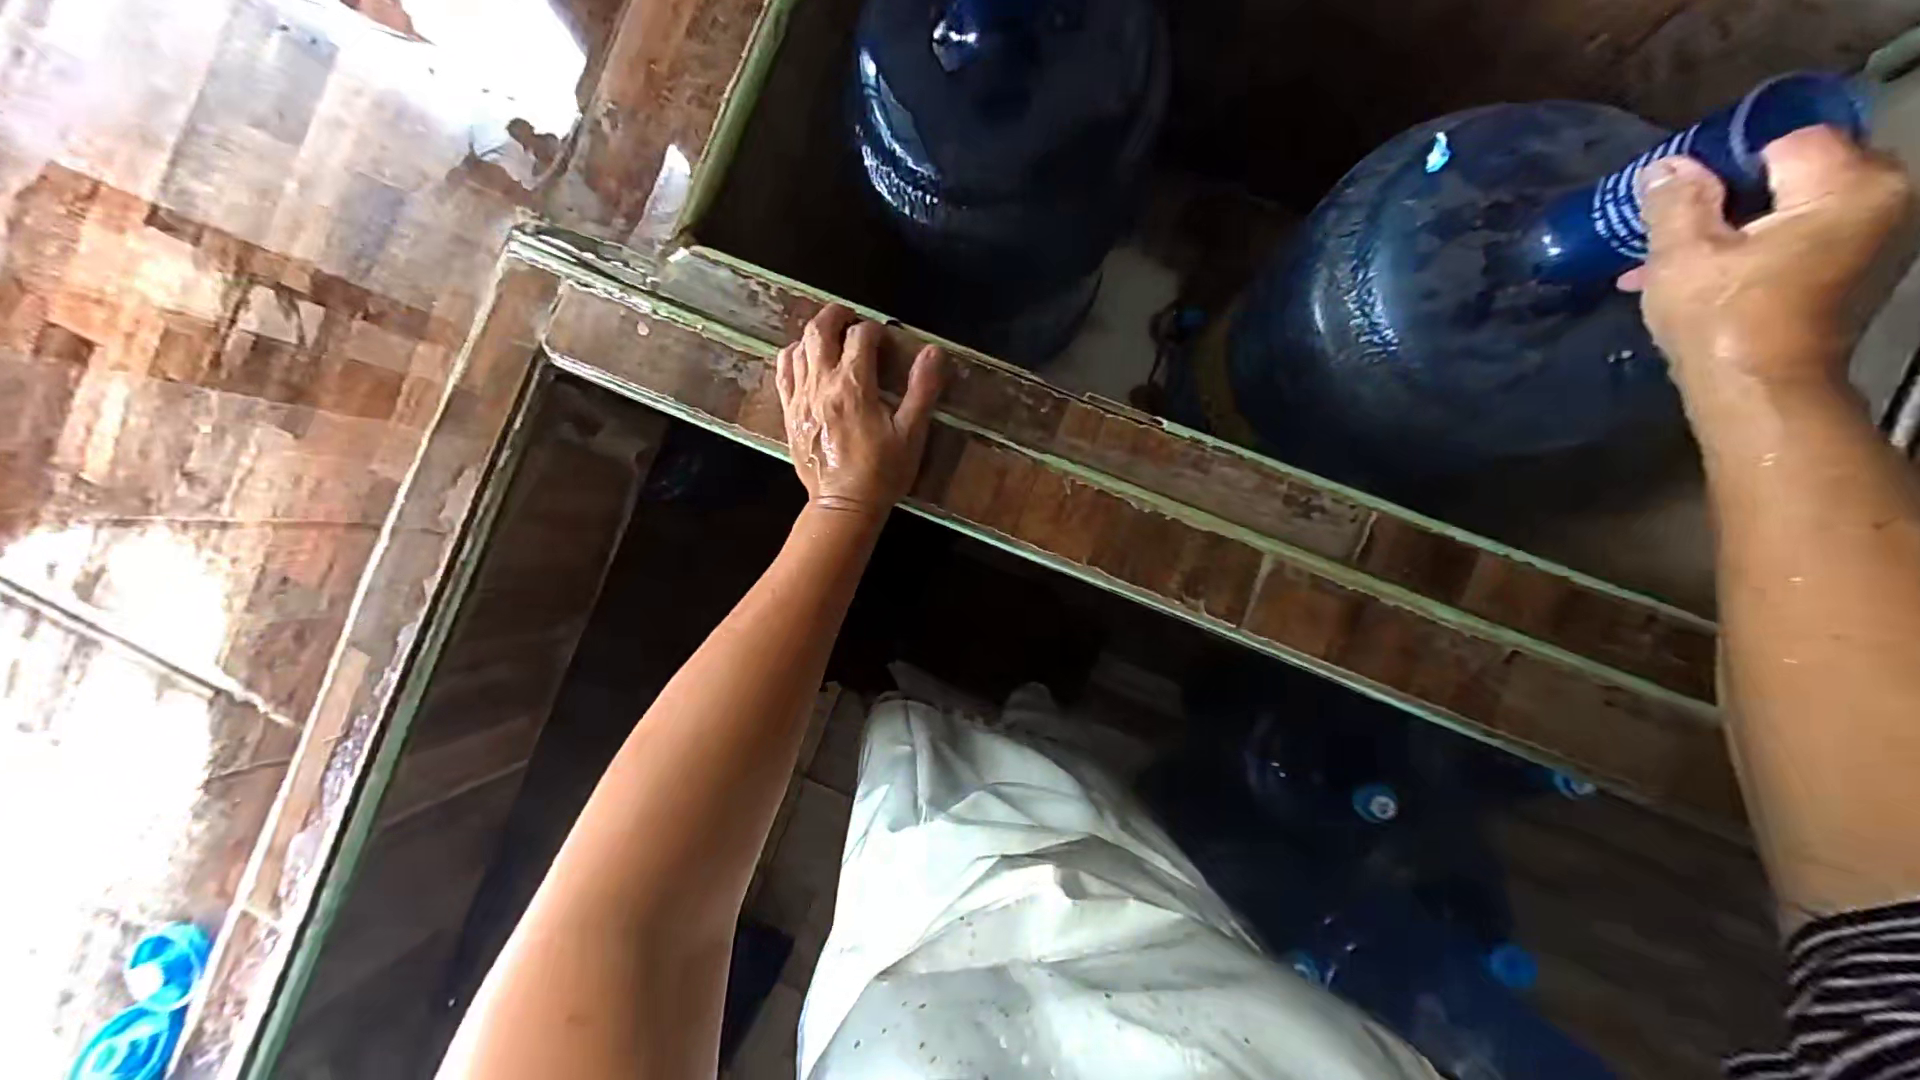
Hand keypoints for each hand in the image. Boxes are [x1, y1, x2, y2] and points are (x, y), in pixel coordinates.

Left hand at [777, 305, 945, 519]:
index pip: (861, 336)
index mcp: (854, 385)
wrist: (843, 505)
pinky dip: (793, 356)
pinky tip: (804, 359)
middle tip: (851, 318)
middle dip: (836, 315)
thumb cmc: (882, 472)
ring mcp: (800, 397)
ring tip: (831, 337)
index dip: (875, 330)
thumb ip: (922, 390)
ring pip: (798, 347)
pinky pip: (783, 371)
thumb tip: (934, 351)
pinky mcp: (788, 412)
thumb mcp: (911, 433)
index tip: (885, 340)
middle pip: (820, 330)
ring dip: (815, 334)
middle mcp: (822, 384)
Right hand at [1620, 126, 1917, 395]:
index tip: (1682, 198)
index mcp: (1851, 186)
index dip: (1730, 164)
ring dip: (1741, 226)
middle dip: (1737, 194)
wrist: (1758, 387)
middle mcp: (1887, 200)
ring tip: (1684, 257)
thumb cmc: (1721, 318)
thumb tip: (1667, 166)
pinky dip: (1761, 249)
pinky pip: (1810, 238)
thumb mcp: (1681, 258)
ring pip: (1802, 208)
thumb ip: (1677, 204)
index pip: (1790, 141)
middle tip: (1679, 227)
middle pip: (1804, 171)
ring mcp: (1881, 238)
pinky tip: (1712, 276)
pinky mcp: (1861, 271)